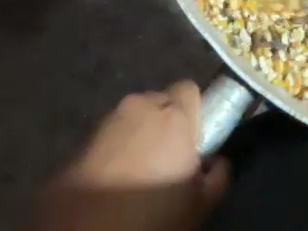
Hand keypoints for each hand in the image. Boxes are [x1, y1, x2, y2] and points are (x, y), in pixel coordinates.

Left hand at [36, 81, 229, 230]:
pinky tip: (122, 169)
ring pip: (139, 113)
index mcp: (174, 115)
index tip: (196, 137)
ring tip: (144, 166)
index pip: (190, 88)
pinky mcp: (91, 127)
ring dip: (145, 130)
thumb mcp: (198, 205)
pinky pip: (117, 125)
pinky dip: (123, 140)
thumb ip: (216, 176)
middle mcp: (143, 103)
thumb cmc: (152, 210)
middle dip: (169, 121)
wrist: (89, 219)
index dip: (195, 110)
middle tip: (172, 156)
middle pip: (163, 100)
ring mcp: (114, 113)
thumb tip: (218, 161)